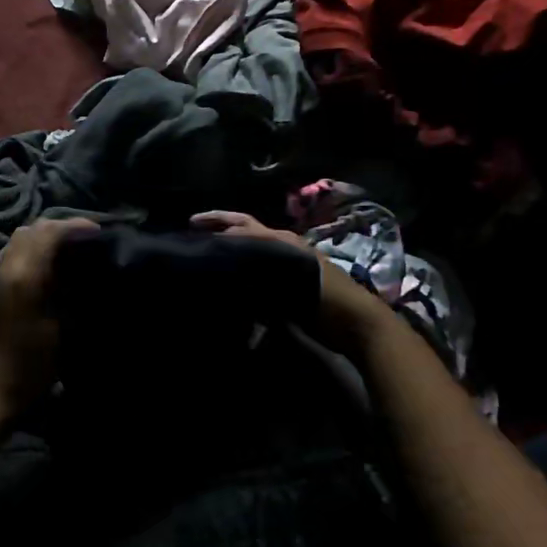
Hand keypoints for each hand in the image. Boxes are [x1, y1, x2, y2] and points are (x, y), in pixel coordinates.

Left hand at [0, 217, 97, 408]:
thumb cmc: (35, 359)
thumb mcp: (62, 324)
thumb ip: (70, 286)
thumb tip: (84, 263)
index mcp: (27, 275)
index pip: (50, 232)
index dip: (75, 226)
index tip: (98, 232)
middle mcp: (10, 267)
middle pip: (35, 228)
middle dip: (62, 226)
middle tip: (87, 236)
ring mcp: (1, 274)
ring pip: (23, 236)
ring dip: (46, 233)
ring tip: (71, 244)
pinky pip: (16, 250)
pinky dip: (34, 244)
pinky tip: (51, 260)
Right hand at [190, 211, 394, 353]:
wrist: (356, 324)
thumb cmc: (325, 297)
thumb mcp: (290, 274)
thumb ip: (259, 260)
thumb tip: (225, 254)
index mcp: (282, 240)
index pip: (242, 224)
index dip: (217, 222)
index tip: (190, 226)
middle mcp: (283, 247)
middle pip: (245, 231)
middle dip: (220, 229)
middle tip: (192, 232)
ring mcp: (288, 266)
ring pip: (251, 251)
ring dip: (230, 250)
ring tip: (204, 258)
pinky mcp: (290, 287)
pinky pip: (260, 275)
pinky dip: (243, 274)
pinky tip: (227, 285)